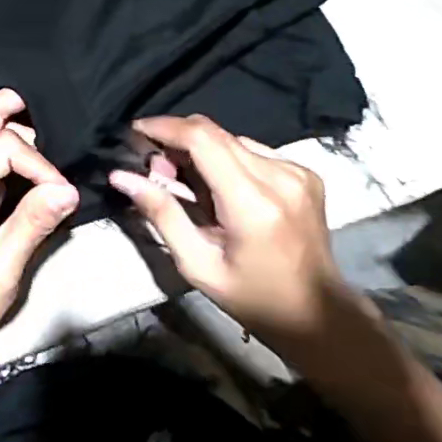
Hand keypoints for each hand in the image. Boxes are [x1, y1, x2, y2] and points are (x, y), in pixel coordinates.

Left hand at [0, 90, 78, 365]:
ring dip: (24, 132)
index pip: (8, 145)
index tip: (63, 197)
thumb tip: (69, 189)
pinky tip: (40, 170)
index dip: (42, 164)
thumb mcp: (1, 268)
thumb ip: (33, 223)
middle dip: (23, 112)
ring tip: (56, 157)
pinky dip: (19, 150)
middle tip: (61, 128)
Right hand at [110, 115, 357, 355]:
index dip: (166, 127)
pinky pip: (254, 151)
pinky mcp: (305, 172)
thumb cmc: (254, 299)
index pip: (203, 139)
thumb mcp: (198, 266)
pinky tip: (222, 189)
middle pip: (216, 133)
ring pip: (233, 140)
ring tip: (189, 185)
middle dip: (178, 141)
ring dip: (203, 152)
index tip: (137, 131)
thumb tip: (122, 177)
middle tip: (157, 168)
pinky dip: (229, 161)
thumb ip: (162, 215)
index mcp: (253, 202)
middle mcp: (279, 176)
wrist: (320, 314)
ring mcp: (296, 171)